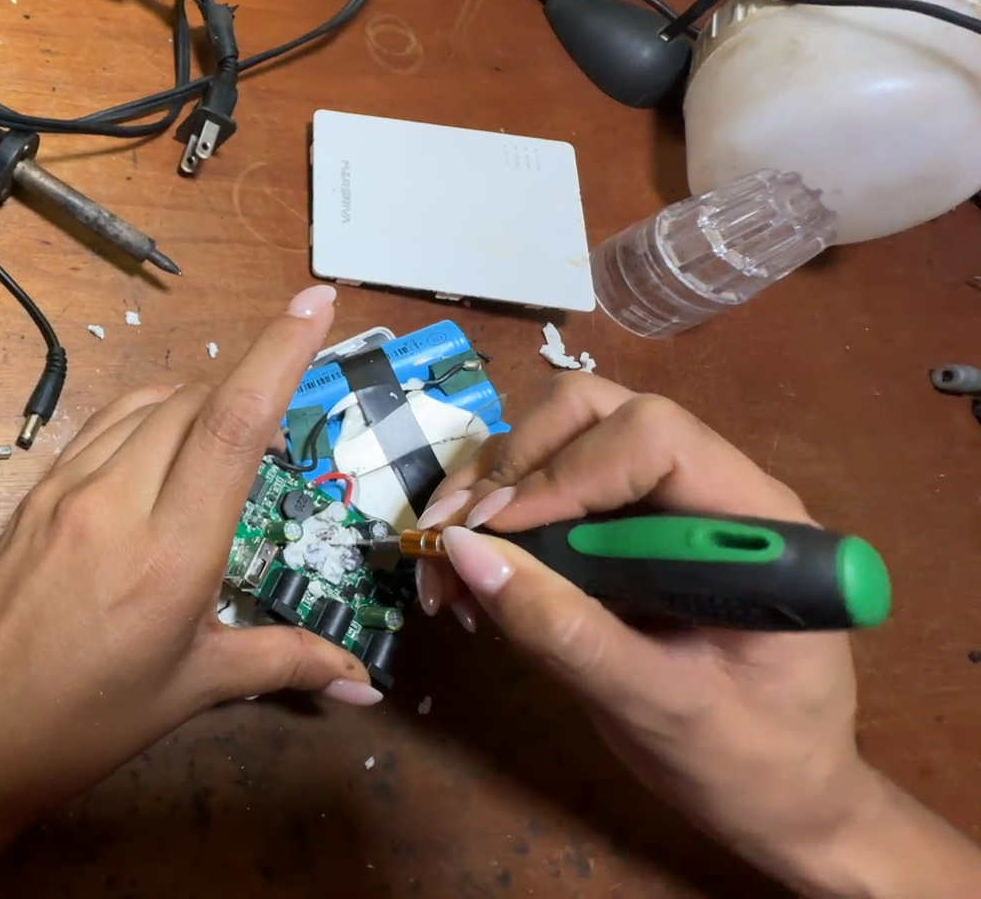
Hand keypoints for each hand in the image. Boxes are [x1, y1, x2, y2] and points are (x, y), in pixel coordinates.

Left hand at [0, 283, 377, 824]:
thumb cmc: (85, 721)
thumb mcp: (191, 690)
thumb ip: (283, 663)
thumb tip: (365, 688)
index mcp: (170, 551)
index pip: (233, 425)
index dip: (279, 353)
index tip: (314, 302)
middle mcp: (115, 500)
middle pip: (190, 402)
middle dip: (242, 387)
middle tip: (275, 417)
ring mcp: (63, 489)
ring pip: (140, 407)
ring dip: (189, 401)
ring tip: (217, 431)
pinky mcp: (32, 493)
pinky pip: (98, 431)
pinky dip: (139, 421)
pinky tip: (149, 455)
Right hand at [413, 374, 980, 897]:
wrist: (762, 790)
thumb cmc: (747, 756)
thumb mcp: (661, 706)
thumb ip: (566, 631)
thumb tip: (462, 552)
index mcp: (748, 520)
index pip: (652, 438)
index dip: (566, 470)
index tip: (500, 532)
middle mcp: (688, 487)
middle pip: (582, 412)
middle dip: (506, 467)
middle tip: (457, 535)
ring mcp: (634, 498)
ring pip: (535, 440)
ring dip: (471, 496)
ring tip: (439, 569)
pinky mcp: (590, 518)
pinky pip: (513, 484)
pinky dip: (469, 521)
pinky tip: (454, 575)